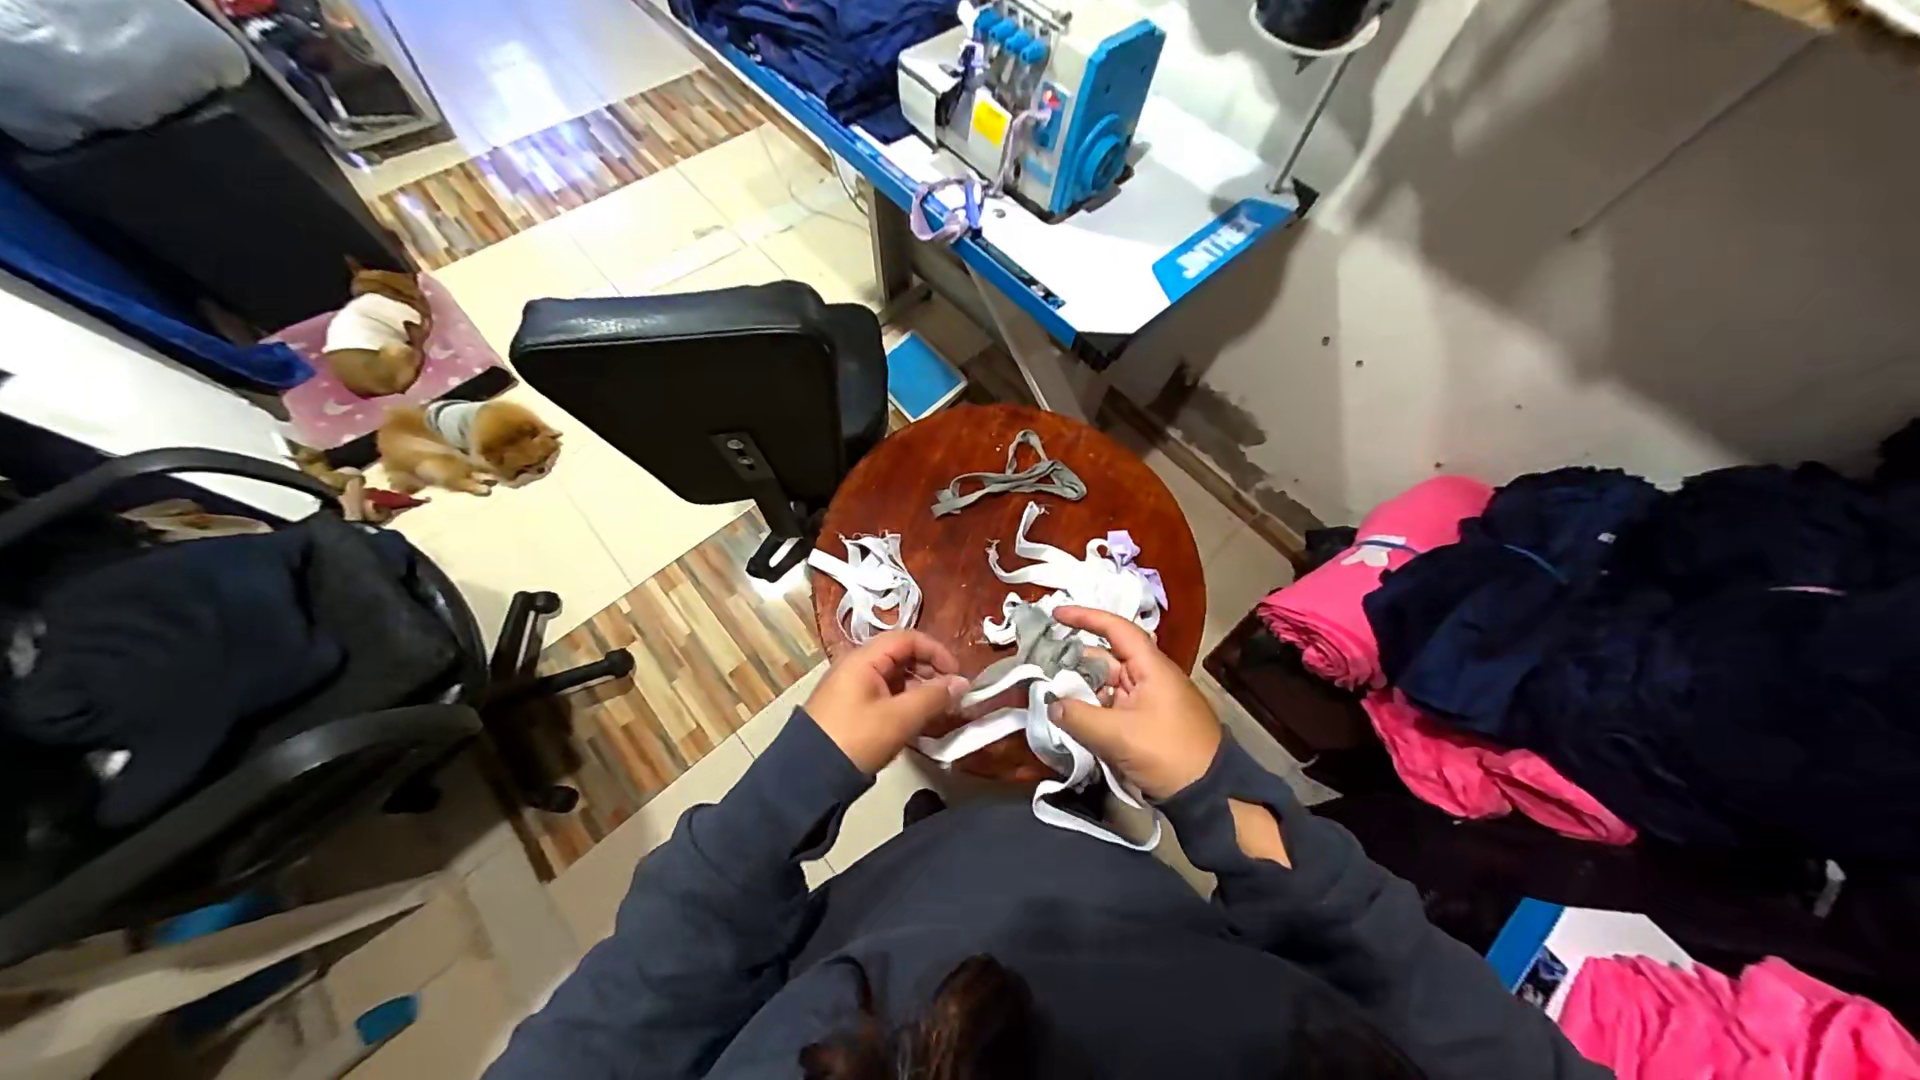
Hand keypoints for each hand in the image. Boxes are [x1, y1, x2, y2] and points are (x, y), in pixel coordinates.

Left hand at [806, 630, 967, 773]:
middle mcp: (856, 665)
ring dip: (919, 688)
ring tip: (936, 710)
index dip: (936, 652)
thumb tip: (961, 683)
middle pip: (901, 655)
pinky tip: (916, 720)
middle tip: (949, 694)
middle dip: (930, 671)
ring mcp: (851, 686)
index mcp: (864, 658)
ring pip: (894, 675)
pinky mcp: (850, 706)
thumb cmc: (857, 739)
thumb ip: (934, 697)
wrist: (809, 777)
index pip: (908, 638)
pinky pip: (884, 692)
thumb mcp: (900, 718)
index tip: (956, 675)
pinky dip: (904, 700)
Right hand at [1048, 606, 1220, 798]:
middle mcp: (1148, 676)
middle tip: (1040, 667)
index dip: (1085, 617)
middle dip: (1073, 661)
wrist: (1211, 793)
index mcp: (1150, 667)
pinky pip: (1111, 705)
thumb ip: (1078, 718)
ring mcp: (1147, 699)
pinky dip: (1091, 707)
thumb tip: (1052, 705)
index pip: (1115, 628)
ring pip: (1105, 683)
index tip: (1056, 614)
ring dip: (1080, 688)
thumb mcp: (1118, 735)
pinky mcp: (1144, 721)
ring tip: (1048, 694)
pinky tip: (1069, 716)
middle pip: (1104, 658)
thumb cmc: (1168, 753)